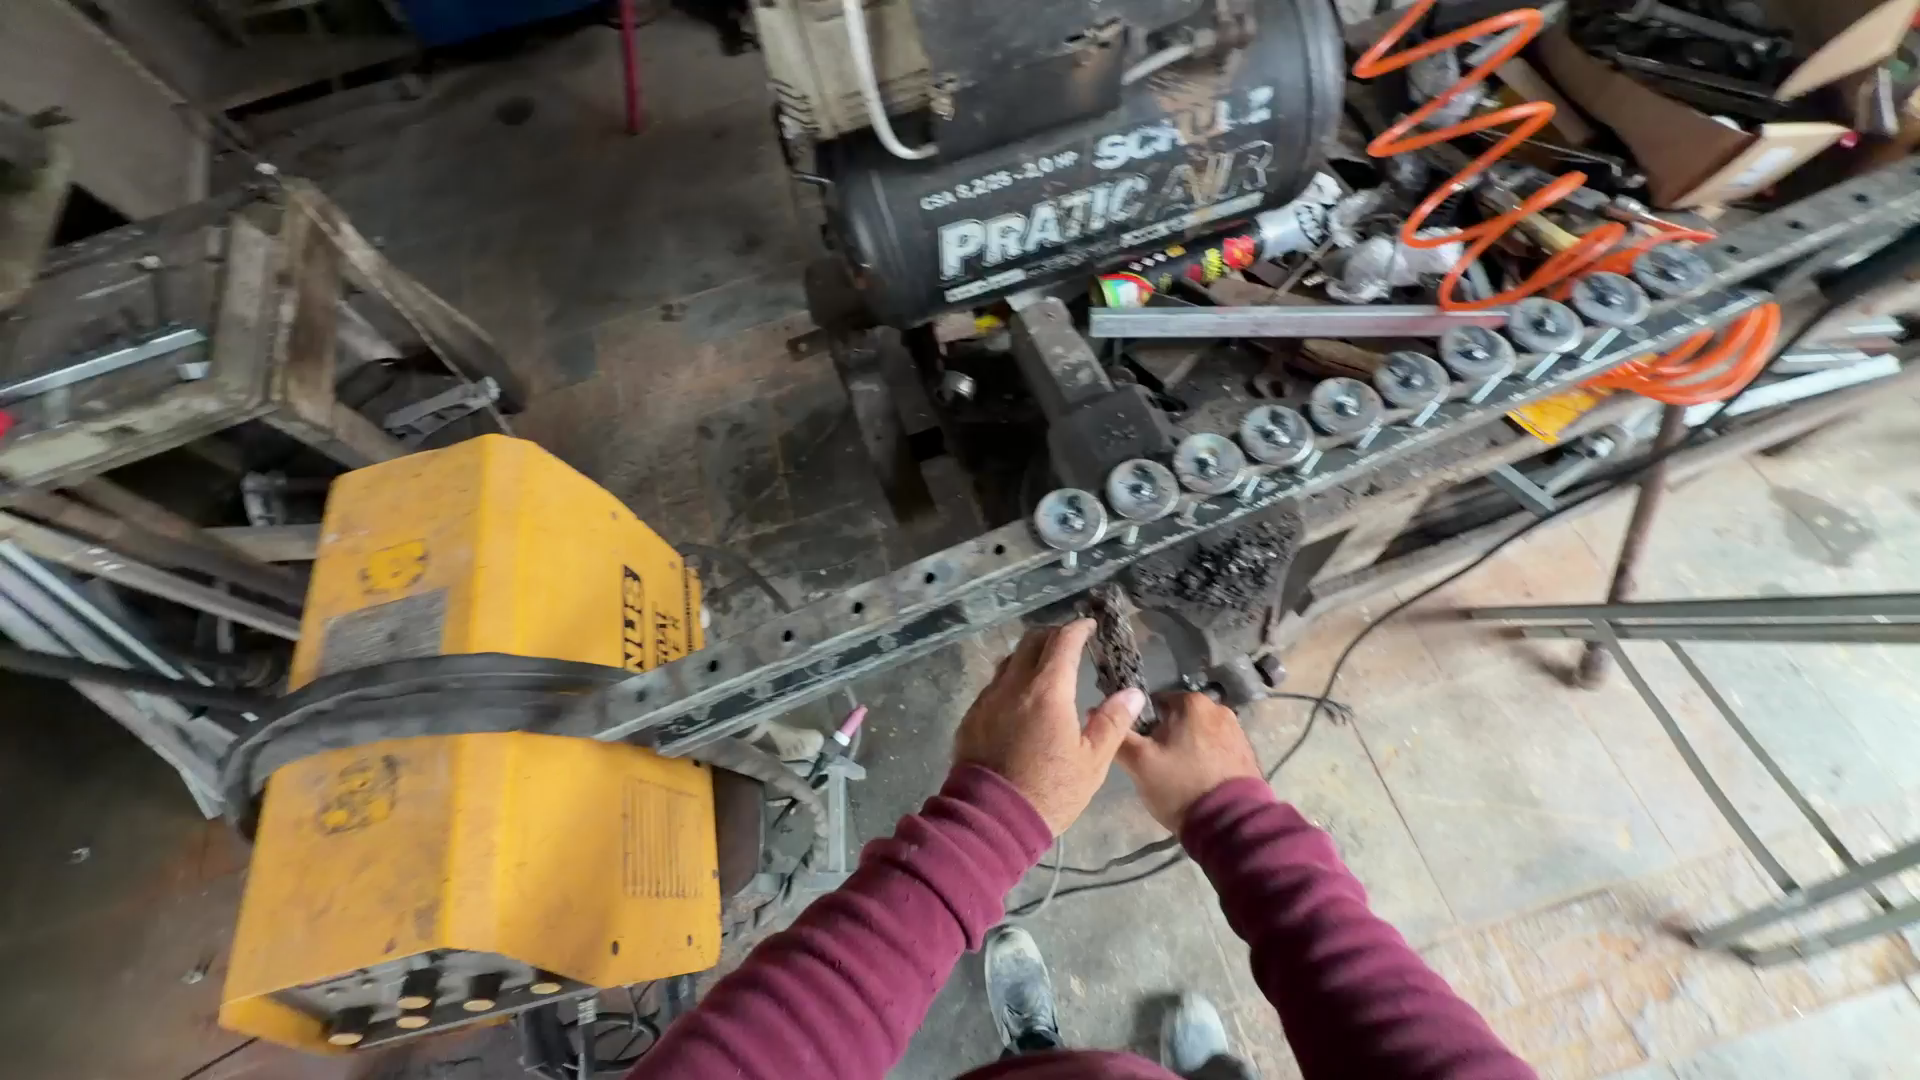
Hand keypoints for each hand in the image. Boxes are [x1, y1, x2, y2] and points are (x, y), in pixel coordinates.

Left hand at [953, 619, 1145, 835]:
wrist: (992, 817)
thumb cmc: (1050, 790)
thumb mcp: (1092, 761)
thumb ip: (1112, 721)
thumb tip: (1132, 691)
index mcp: (1048, 690)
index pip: (1063, 642)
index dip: (1077, 628)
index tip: (1088, 625)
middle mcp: (1014, 684)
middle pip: (1031, 641)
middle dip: (1053, 635)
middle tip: (1070, 643)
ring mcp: (988, 698)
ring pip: (1010, 661)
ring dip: (1029, 656)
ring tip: (1046, 668)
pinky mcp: (972, 716)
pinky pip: (994, 685)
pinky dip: (1012, 680)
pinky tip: (1021, 699)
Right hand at [1117, 693, 1261, 831]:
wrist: (1232, 826)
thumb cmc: (1181, 787)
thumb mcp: (1139, 763)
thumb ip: (1117, 734)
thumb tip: (1095, 709)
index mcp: (1192, 701)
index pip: (1154, 704)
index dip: (1142, 726)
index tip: (1141, 750)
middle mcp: (1219, 708)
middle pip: (1177, 719)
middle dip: (1166, 738)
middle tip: (1157, 767)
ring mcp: (1237, 731)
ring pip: (1197, 735)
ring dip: (1186, 749)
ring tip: (1178, 778)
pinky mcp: (1247, 754)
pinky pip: (1216, 750)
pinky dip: (1205, 761)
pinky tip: (1199, 783)